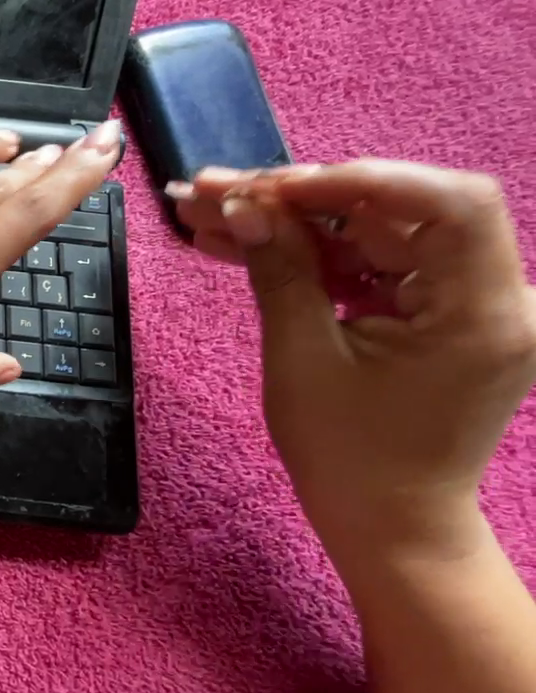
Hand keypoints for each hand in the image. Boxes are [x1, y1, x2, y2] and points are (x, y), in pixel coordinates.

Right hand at [171, 160, 535, 559]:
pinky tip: (233, 243)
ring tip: (201, 212)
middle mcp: (491, 292)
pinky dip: (300, 252)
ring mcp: (459, 300)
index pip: (446, 205)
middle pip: (395, 213)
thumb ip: (281, 272)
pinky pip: (362, 265)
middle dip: (297, 197)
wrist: (383, 513)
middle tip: (208, 190)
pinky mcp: (427, 312)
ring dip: (285, 222)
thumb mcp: (300, 357)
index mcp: (482, 309)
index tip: (269, 186)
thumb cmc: (345, 448)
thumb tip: (246, 207)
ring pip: (367, 234)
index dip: (358, 180)